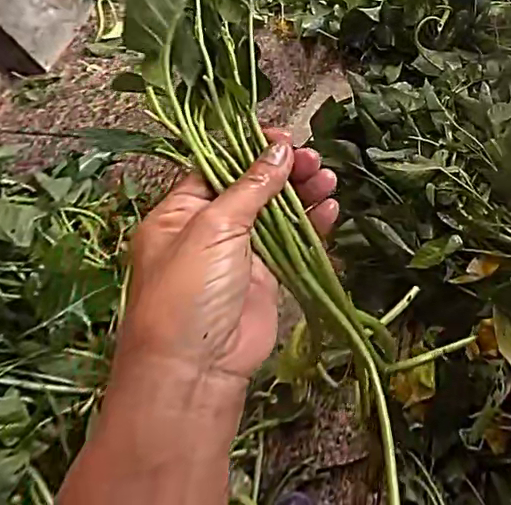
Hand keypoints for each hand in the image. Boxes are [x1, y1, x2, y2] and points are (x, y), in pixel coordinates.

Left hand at [60, 129, 337, 504]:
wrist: (195, 374)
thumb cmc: (187, 295)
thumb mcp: (214, 227)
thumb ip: (251, 185)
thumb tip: (279, 149)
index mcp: (181, 213)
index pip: (220, 166)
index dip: (252, 148)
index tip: (284, 137)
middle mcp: (210, 228)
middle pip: (255, 184)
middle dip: (285, 169)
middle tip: (312, 160)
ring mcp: (241, 252)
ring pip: (278, 210)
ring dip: (303, 192)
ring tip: (327, 179)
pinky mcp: (267, 275)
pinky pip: (294, 239)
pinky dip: (314, 222)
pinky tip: (329, 209)